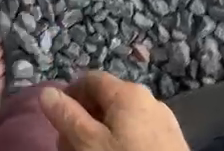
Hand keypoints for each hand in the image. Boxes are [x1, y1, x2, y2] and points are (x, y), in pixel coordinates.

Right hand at [38, 71, 187, 150]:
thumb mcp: (89, 143)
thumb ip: (66, 115)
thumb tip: (47, 92)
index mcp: (128, 92)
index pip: (88, 79)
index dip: (68, 97)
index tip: (57, 122)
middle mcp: (149, 100)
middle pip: (106, 102)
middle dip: (83, 121)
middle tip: (70, 146)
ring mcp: (166, 125)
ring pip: (123, 122)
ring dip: (102, 136)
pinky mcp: (176, 148)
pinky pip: (140, 137)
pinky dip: (123, 145)